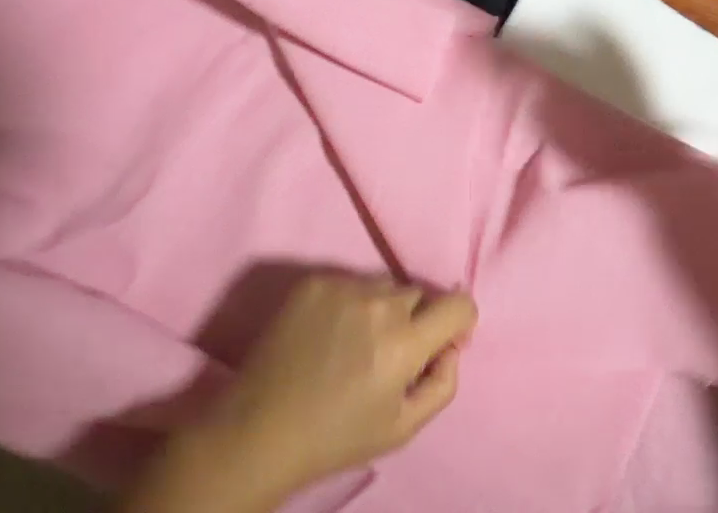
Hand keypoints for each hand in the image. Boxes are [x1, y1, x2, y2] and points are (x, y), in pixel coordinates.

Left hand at [124, 275, 476, 512]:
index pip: (459, 304)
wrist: (257, 430)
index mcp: (403, 344)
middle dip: (415, 320)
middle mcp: (378, 304)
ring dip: (382, 308)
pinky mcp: (312, 282)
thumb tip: (450, 347)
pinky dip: (350, 304)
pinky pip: (351, 283)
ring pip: (385, 286)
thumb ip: (443, 384)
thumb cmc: (335, 436)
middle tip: (388, 353)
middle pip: (420, 295)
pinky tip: (328, 335)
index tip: (442, 342)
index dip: (459, 323)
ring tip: (353, 344)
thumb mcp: (403, 429)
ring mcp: (342, 288)